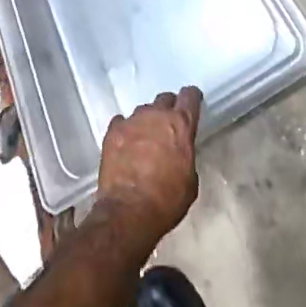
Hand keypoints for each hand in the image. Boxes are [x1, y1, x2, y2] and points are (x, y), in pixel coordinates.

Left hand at [95, 87, 202, 250]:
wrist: (129, 209)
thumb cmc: (167, 199)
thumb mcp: (190, 180)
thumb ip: (185, 155)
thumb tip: (177, 151)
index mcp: (180, 125)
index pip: (189, 97)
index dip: (191, 97)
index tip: (192, 100)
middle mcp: (155, 115)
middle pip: (164, 99)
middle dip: (168, 109)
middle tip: (168, 125)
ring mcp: (132, 120)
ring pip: (143, 111)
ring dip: (147, 122)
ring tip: (145, 140)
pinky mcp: (113, 130)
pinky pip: (122, 122)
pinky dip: (127, 130)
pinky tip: (127, 145)